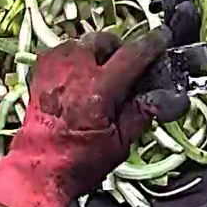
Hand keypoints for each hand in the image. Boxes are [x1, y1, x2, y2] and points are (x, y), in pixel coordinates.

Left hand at [0, 30, 169, 206]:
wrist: (38, 169)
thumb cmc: (79, 162)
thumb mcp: (120, 142)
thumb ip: (143, 112)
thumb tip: (168, 95)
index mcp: (98, 89)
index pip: (133, 54)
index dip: (152, 43)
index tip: (163, 36)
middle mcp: (74, 70)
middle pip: (105, 40)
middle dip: (119, 49)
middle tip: (125, 68)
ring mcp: (53, 66)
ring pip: (83, 41)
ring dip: (96, 52)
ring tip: (100, 73)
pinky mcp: (40, 69)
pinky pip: (64, 50)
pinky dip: (76, 57)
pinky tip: (79, 77)